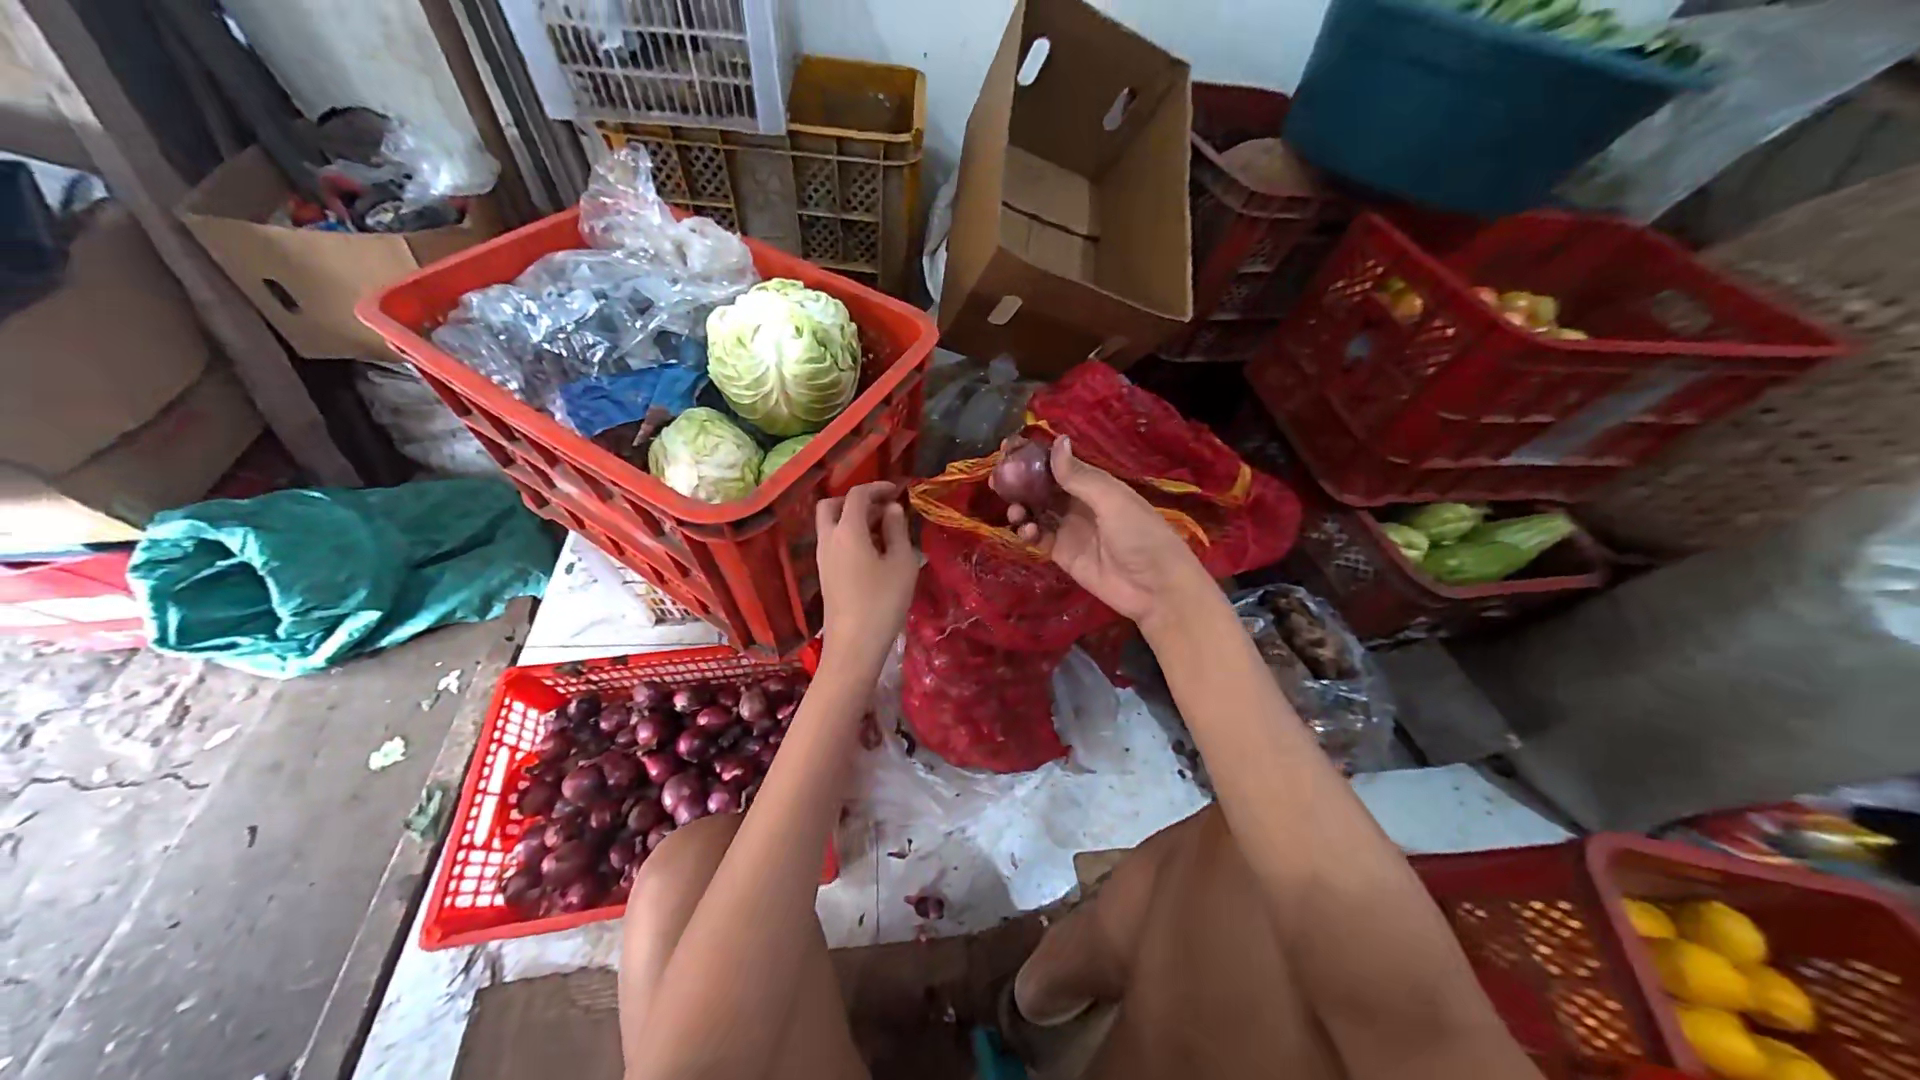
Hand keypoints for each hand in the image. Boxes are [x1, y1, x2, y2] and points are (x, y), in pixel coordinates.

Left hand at [816, 481, 917, 664]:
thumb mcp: (901, 562)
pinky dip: (849, 535)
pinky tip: (872, 551)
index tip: (897, 491)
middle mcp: (828, 539)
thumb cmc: (883, 601)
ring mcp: (822, 558)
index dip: (877, 487)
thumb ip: (897, 530)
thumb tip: (891, 510)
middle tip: (882, 508)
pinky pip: (833, 542)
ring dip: (852, 519)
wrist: (855, 644)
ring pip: (830, 524)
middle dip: (856, 500)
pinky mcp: (824, 574)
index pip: (857, 495)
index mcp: (847, 530)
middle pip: (832, 505)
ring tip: (883, 530)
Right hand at [1007, 436, 1208, 629]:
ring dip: (1021, 508)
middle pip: (1042, 488)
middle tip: (997, 480)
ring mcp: (1070, 529)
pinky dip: (1027, 532)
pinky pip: (1038, 538)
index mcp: (1095, 485)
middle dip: (1020, 483)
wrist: (1155, 588)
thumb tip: (1057, 441)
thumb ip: (1080, 476)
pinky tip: (1026, 531)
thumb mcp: (1112, 500)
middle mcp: (1079, 503)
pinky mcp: (1063, 554)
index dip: (1034, 458)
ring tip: (1015, 511)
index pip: (1059, 465)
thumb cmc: (1141, 535)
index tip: (1009, 451)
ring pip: (1036, 512)